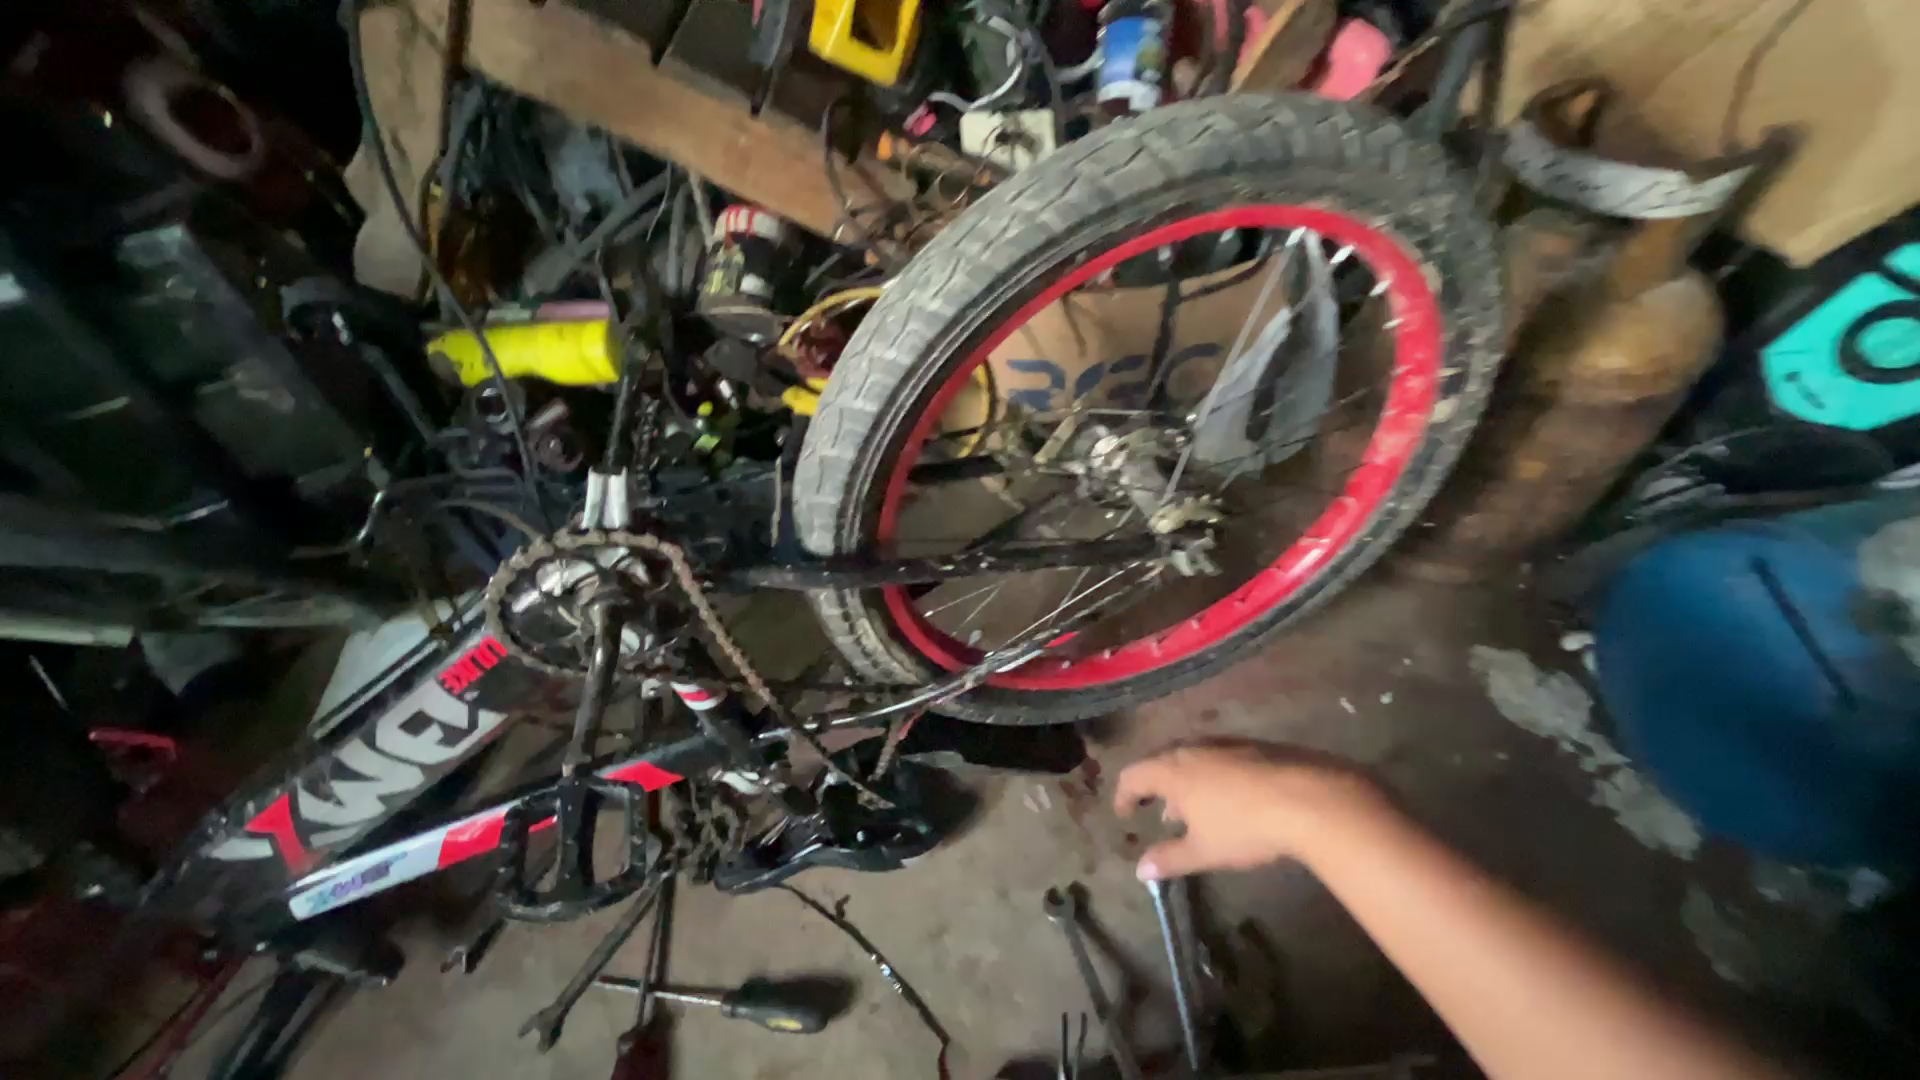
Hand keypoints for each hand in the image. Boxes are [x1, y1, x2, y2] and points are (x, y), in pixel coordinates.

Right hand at [1112, 741, 1380, 880]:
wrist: (1308, 798)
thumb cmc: (1245, 826)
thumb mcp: (1203, 850)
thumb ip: (1169, 858)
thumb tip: (1139, 870)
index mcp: (1172, 771)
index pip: (1133, 775)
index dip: (1124, 795)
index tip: (1124, 814)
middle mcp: (1192, 750)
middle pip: (1161, 761)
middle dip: (1155, 786)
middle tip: (1158, 811)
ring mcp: (1224, 744)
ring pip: (1192, 758)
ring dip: (1184, 781)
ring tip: (1194, 810)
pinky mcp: (1253, 746)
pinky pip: (1218, 757)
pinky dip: (1211, 776)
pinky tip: (1229, 799)